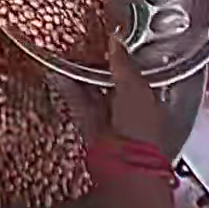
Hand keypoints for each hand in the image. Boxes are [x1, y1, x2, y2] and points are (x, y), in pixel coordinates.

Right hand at [48, 38, 164, 146]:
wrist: (124, 169)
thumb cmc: (140, 130)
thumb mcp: (135, 89)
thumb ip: (124, 64)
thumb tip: (116, 39)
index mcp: (150, 98)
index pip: (135, 70)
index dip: (121, 54)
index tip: (106, 38)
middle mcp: (131, 107)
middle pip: (113, 79)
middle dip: (99, 64)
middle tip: (83, 44)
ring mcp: (110, 118)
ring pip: (94, 89)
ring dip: (81, 74)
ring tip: (68, 55)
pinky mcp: (91, 127)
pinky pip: (78, 101)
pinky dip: (69, 87)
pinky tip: (58, 74)